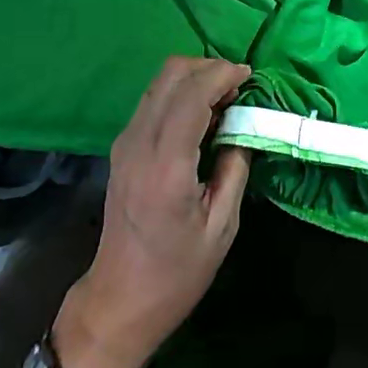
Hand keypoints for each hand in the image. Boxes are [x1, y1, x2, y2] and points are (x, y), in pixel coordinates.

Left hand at [52, 57, 252, 367]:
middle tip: (238, 87)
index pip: (192, 94)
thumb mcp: (221, 226)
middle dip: (209, 68)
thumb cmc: (176, 272)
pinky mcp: (122, 146)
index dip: (222, 74)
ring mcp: (126, 141)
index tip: (249, 76)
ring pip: (160, 81)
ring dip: (194, 77)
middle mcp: (140, 142)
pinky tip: (201, 116)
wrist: (118, 300)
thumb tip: (245, 127)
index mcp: (166, 164)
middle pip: (171, 74)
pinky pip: (153, 99)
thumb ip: (235, 167)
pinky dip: (180, 92)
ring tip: (224, 99)